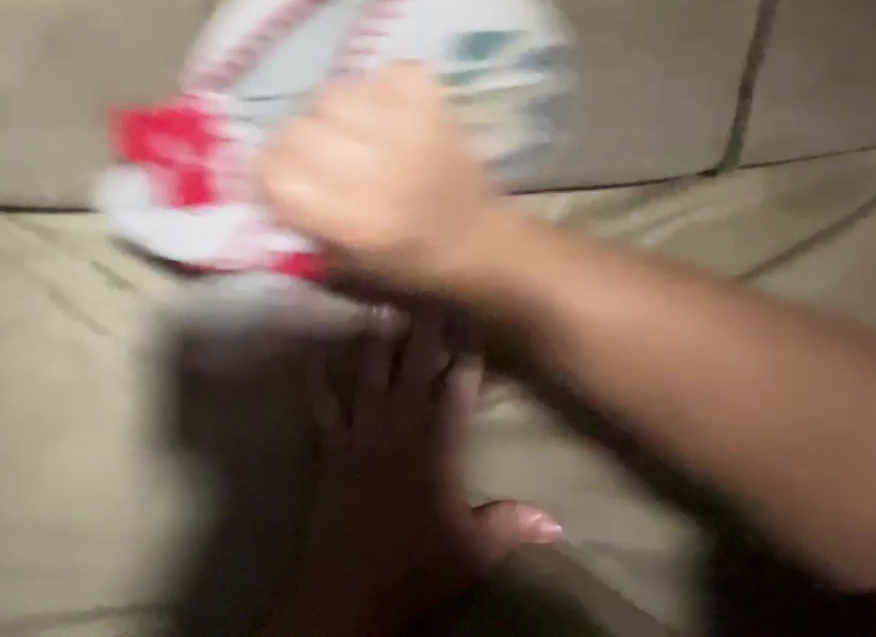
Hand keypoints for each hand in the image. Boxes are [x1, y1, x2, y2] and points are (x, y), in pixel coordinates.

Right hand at [259, 62, 511, 295]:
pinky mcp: (434, 100)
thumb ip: (288, 222)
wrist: (475, 240)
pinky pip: (381, 72)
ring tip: (349, 133)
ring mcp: (410, 127)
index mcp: (354, 220)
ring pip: (331, 93)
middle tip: (315, 158)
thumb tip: (252, 178)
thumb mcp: (336, 263)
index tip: (281, 182)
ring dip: (331, 113)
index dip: (269, 174)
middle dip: (296, 144)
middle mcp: (380, 169)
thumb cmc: (400, 260)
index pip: (275, 171)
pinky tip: (382, 113)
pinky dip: (376, 88)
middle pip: (297, 128)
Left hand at [263, 317, 559, 636]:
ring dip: (376, 337)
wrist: (351, 588)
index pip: (458, 388)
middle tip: (428, 287)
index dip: (467, 351)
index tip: (472, 315)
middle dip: (424, 327)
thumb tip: (559, 520)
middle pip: (414, 367)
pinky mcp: (329, 444)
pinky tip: (316, 346)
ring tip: (381, 299)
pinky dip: (318, 373)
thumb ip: (511, 525)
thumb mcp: (475, 552)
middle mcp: (399, 427)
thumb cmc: (418, 567)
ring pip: (369, 373)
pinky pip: (322, 401)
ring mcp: (360, 431)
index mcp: (438, 448)